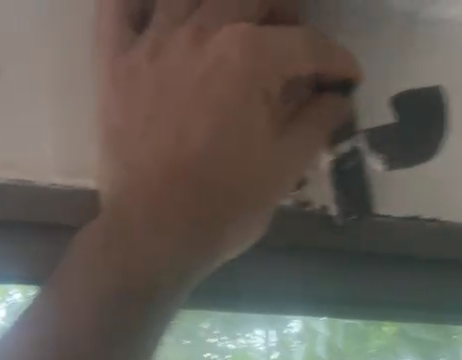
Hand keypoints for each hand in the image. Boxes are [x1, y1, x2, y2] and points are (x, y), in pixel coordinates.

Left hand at [93, 0, 360, 285]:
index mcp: (252, 56)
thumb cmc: (224, 208)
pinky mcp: (114, 63)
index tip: (346, 78)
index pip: (307, 43)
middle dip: (284, 11)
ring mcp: (154, 43)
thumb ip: (316, 124)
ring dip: (223, 1)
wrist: (152, 234)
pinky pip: (117, 6)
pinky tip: (161, 10)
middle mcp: (204, 32)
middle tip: (289, 40)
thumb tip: (338, 98)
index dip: (335, 61)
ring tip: (233, 22)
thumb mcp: (284, 170)